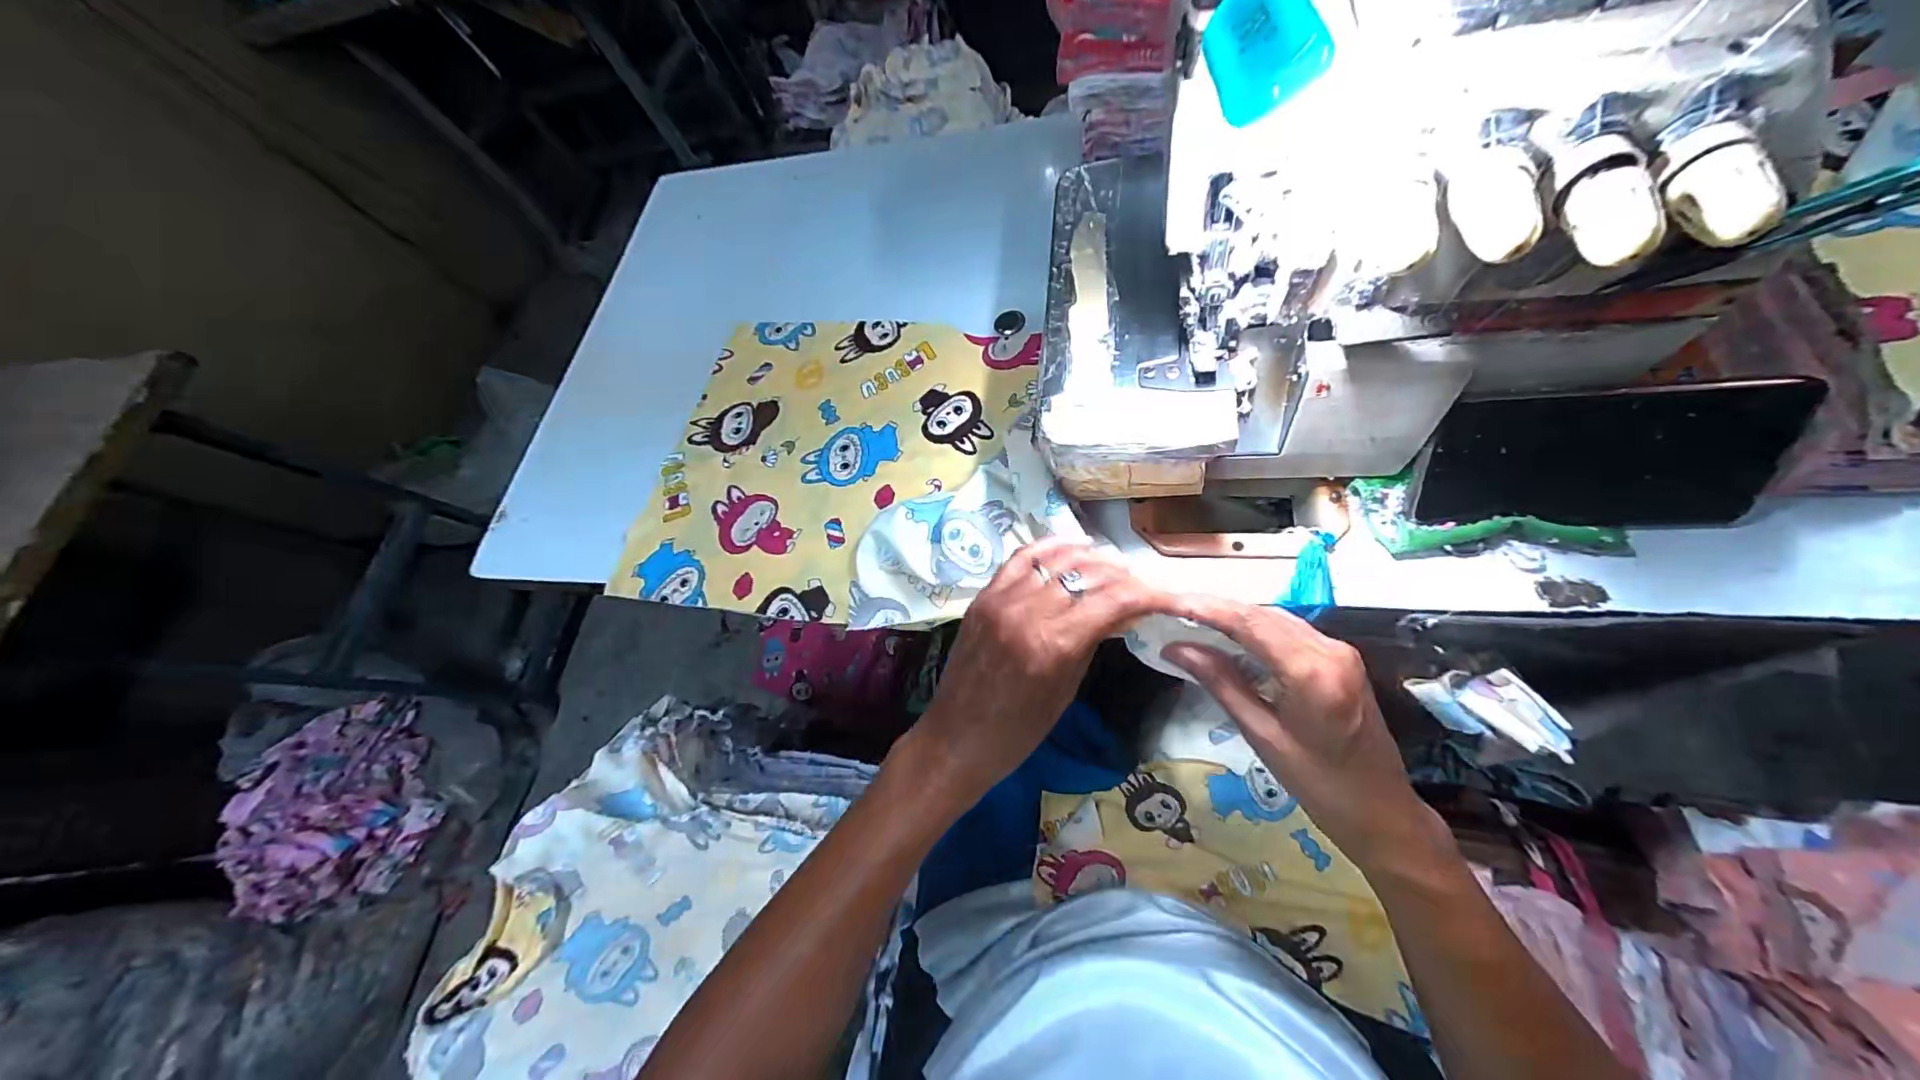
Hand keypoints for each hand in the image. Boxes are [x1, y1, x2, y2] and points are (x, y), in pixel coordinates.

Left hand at [897, 538, 1173, 808]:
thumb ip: (1092, 642)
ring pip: (1056, 559)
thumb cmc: (1018, 731)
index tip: (1165, 597)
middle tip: (1139, 584)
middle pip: (1088, 573)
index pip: (1114, 600)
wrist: (957, 737)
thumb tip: (1124, 612)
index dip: (1148, 594)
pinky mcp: (984, 596)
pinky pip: (1021, 558)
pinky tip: (1071, 546)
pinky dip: (1050, 547)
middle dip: (1122, 576)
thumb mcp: (1066, 689)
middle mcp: (1028, 611)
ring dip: (1090, 557)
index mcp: (1054, 643)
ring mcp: (1002, 598)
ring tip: (1111, 564)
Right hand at [1160, 597, 1445, 869]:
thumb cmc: (1320, 785)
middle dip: (1215, 609)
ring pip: (1275, 618)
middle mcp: (1330, 649)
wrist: (1383, 812)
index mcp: (1312, 671)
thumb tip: (1176, 649)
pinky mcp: (1340, 658)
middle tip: (1172, 611)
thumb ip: (1221, 683)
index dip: (1206, 609)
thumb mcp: (1262, 735)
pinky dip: (1255, 630)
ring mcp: (1339, 651)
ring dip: (1234, 617)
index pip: (1249, 623)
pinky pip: (1289, 632)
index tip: (1169, 603)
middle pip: (1262, 614)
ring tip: (1190, 621)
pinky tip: (1229, 638)